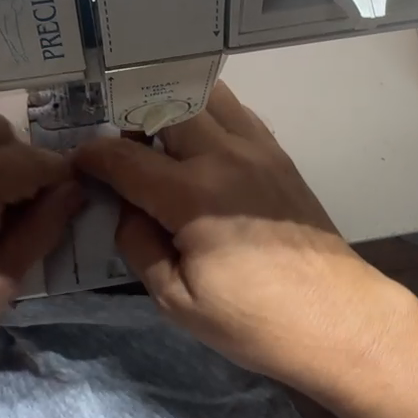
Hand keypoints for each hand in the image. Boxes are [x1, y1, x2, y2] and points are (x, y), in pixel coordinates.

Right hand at [74, 83, 417, 397]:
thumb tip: (126, 208)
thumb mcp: (177, 301)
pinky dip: (208, 114)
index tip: (78, 161)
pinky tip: (200, 142)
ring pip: (204, 96)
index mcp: (193, 196)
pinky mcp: (279, 155)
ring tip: (160, 139)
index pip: (125, 157)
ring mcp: (257, 149)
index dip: (93, 156)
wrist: (339, 320)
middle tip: (123, 152)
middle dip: (132, 120)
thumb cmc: (255, 321)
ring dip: (173, 106)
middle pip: (164, 107)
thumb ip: (139, 246)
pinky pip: (236, 112)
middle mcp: (224, 156)